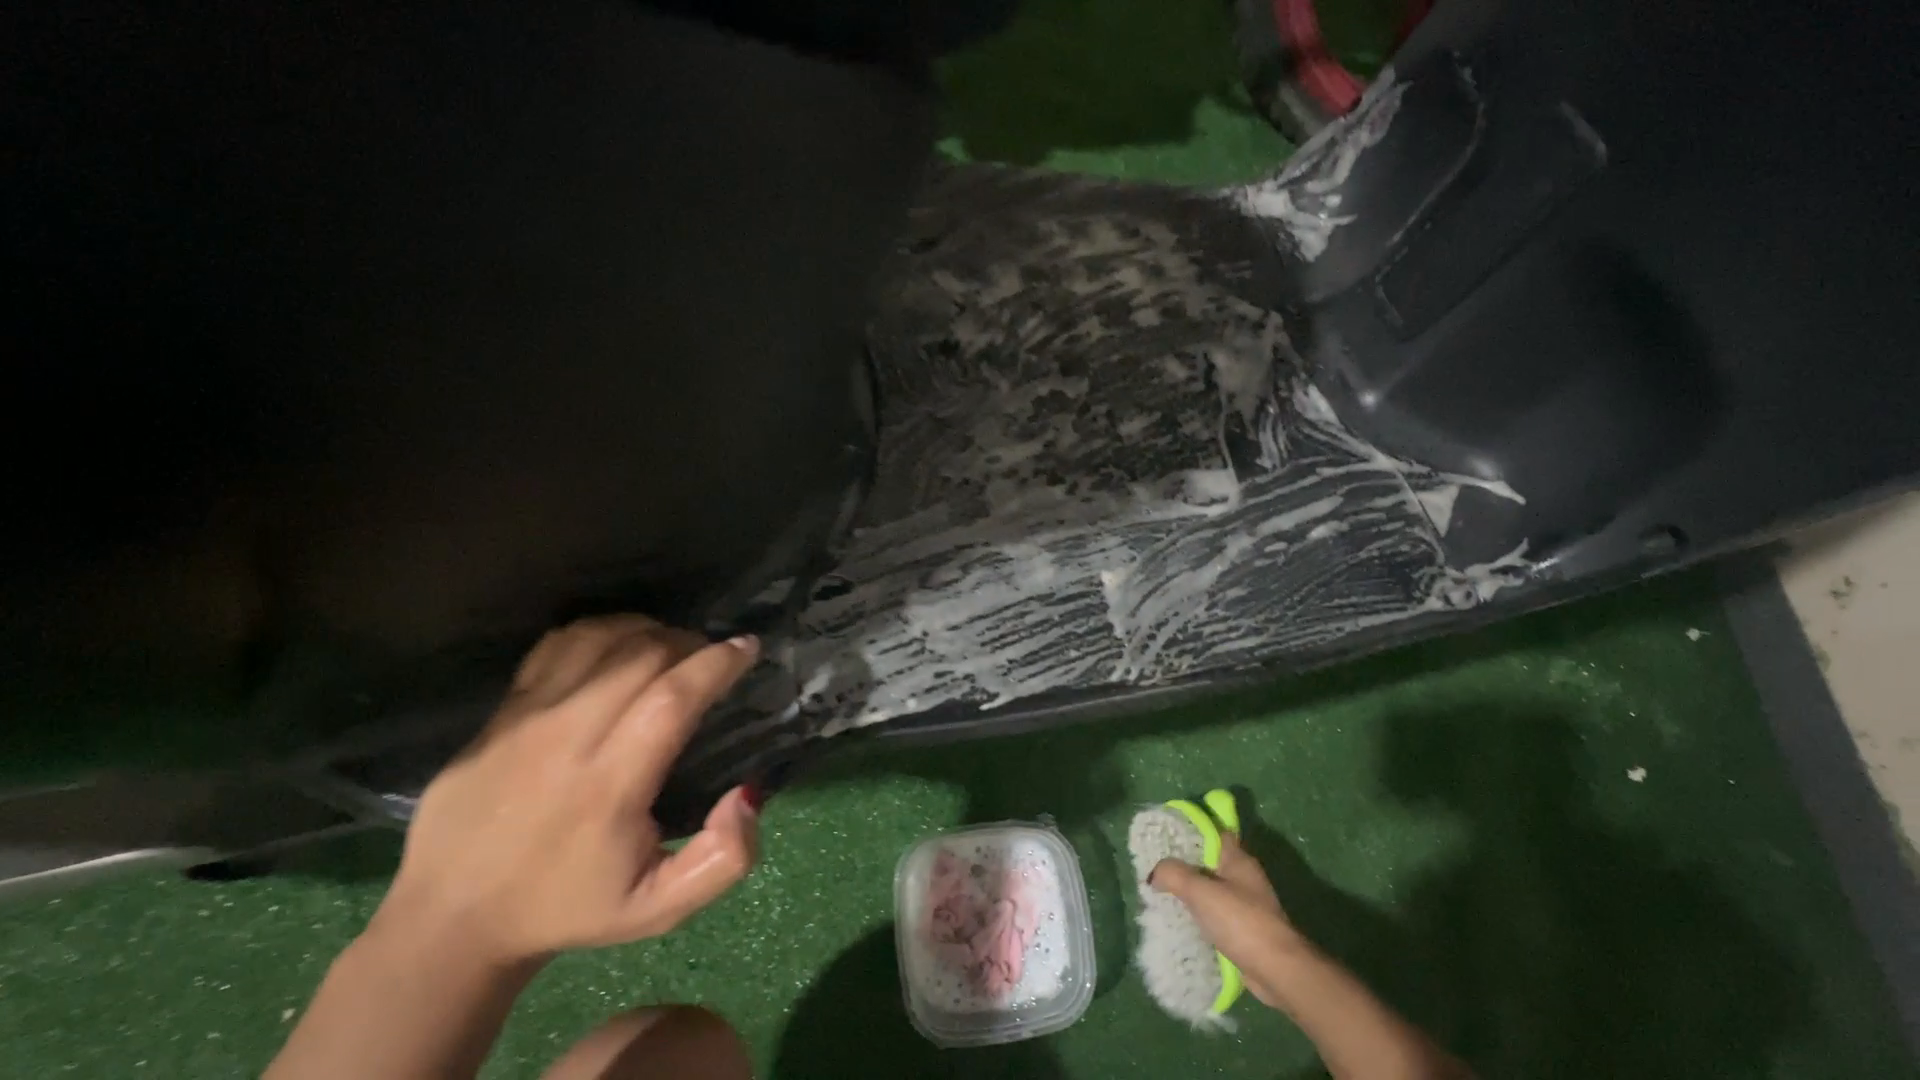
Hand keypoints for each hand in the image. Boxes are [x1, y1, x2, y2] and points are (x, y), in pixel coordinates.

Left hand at [374, 615, 763, 965]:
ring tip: (673, 650)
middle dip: (691, 643)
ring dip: (650, 632)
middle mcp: (566, 738)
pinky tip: (620, 649)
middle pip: (640, 656)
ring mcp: (526, 717)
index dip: (716, 664)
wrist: (453, 917)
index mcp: (608, 788)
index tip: (747, 648)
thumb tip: (748, 794)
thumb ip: (723, 859)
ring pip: (599, 640)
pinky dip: (602, 632)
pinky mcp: (500, 710)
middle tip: (714, 657)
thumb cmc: (568, 908)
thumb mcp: (660, 910)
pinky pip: (557, 646)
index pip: (671, 698)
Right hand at [1149, 831, 1304, 1007]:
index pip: (1216, 833)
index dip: (1193, 830)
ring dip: (1189, 893)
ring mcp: (1245, 906)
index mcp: (1239, 861)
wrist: (1276, 970)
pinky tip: (1177, 922)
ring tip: (1159, 894)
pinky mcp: (1243, 931)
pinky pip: (1214, 916)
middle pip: (1210, 863)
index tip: (1166, 834)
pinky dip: (1197, 917)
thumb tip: (1154, 873)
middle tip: (1155, 867)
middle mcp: (1244, 879)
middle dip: (1184, 864)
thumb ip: (1174, 875)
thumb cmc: (1241, 921)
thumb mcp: (1201, 891)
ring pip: (1211, 891)